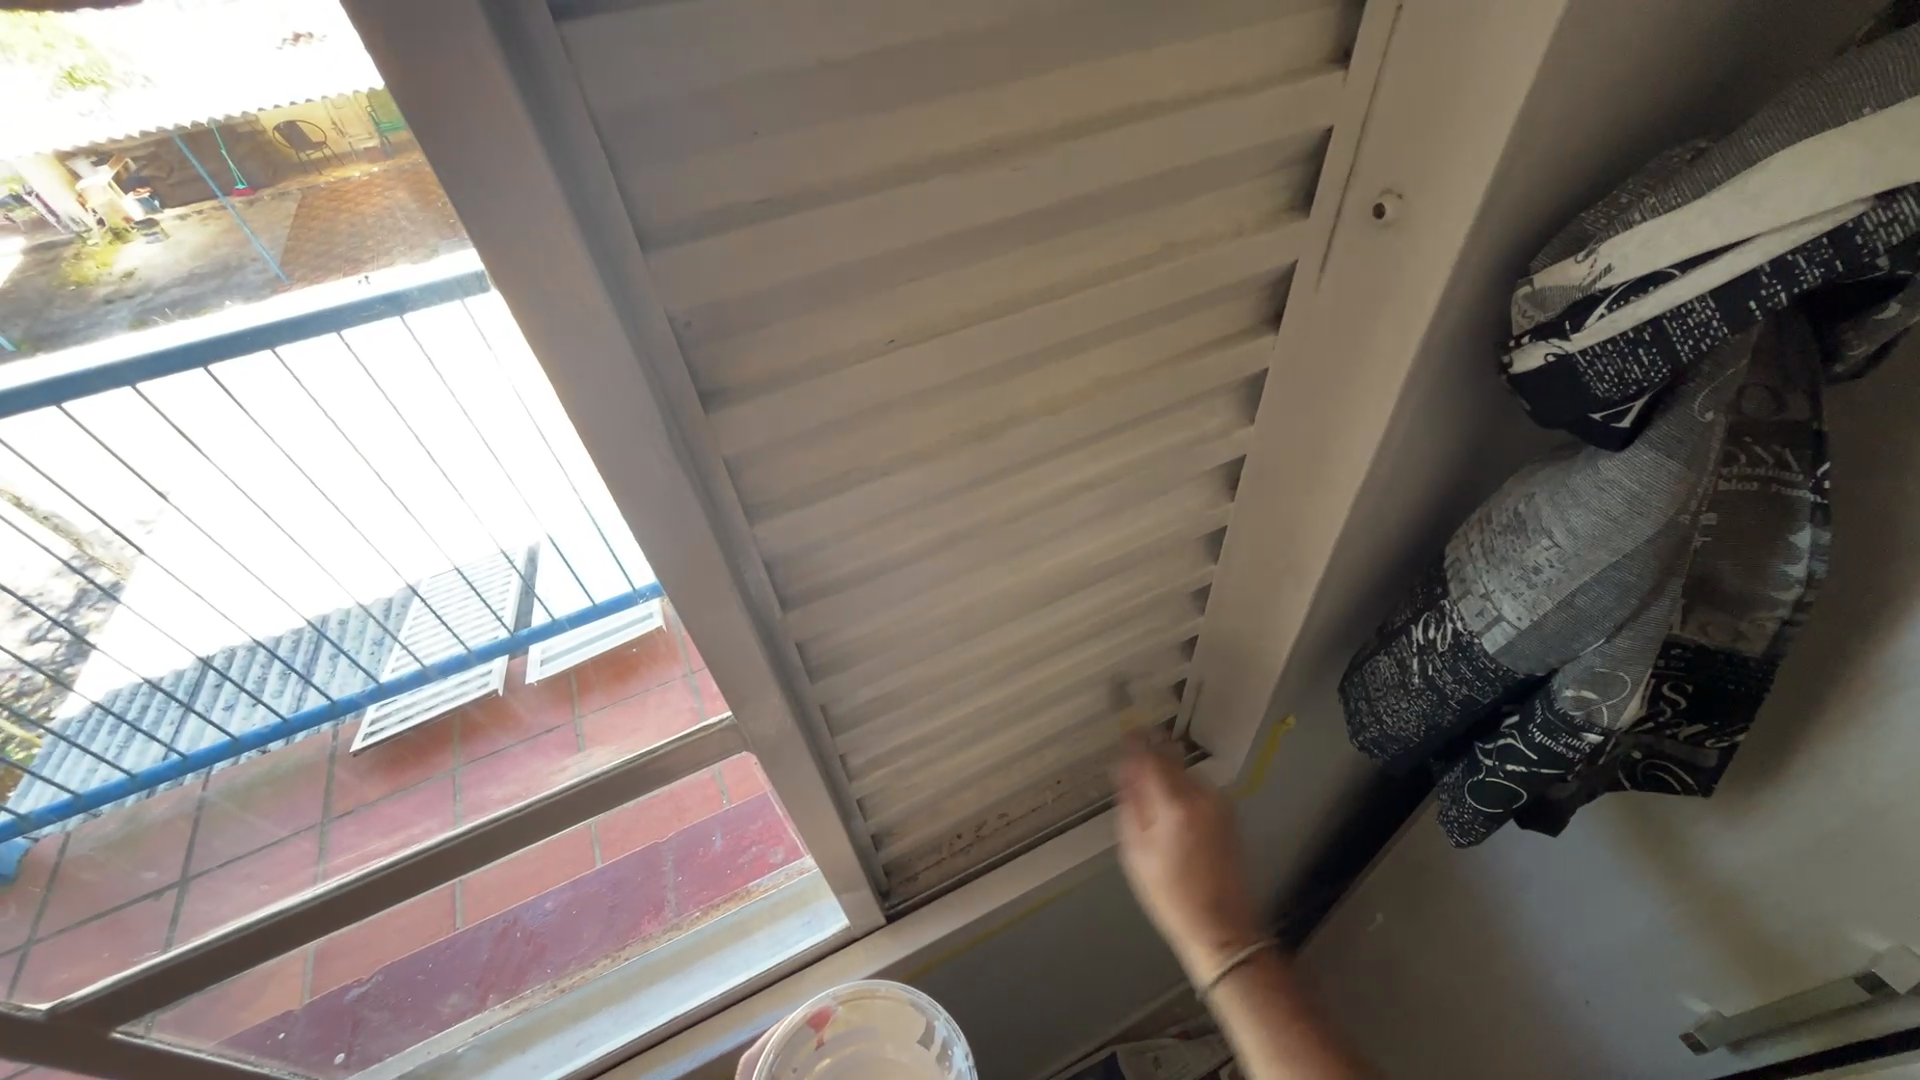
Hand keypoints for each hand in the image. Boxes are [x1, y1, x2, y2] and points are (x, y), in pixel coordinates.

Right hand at [1112, 737, 1261, 982]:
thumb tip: (1125, 770)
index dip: (1137, 743)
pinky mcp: (1230, 815)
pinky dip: (1183, 794)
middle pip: (1171, 763)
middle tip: (1133, 776)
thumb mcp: (1136, 851)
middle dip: (1152, 763)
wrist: (1222, 928)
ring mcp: (1221, 805)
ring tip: (1153, 808)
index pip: (1152, 758)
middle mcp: (1202, 797)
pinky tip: (1173, 819)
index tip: (1126, 733)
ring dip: (1168, 780)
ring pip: (1186, 776)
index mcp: (1175, 805)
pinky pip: (1199, 792)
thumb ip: (1130, 803)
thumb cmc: (1170, 895)